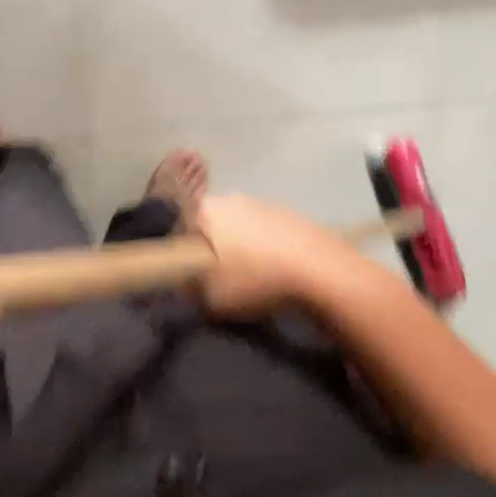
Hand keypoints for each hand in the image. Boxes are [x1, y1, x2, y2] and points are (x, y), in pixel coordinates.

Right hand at [191, 194, 365, 316]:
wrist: (322, 273)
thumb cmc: (255, 280)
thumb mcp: (207, 298)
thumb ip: (184, 288)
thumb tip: (177, 284)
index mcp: (203, 210)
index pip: (174, 228)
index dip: (174, 254)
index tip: (180, 275)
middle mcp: (228, 198)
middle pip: (205, 224)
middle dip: (205, 247)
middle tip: (210, 277)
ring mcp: (261, 203)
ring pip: (234, 227)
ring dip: (234, 247)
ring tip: (243, 276)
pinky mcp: (287, 214)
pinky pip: (261, 232)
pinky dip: (260, 248)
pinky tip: (268, 269)